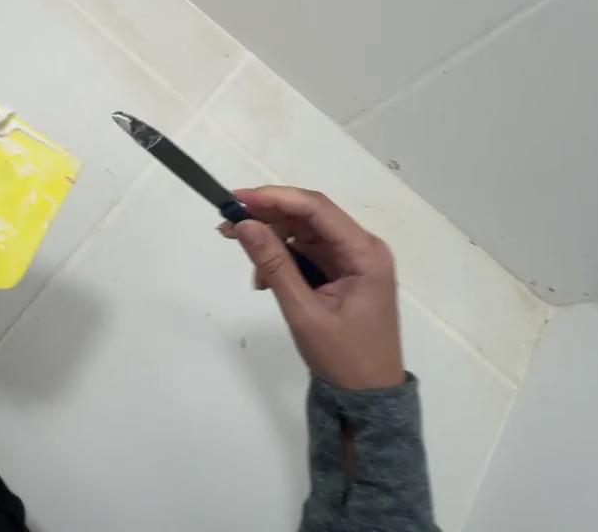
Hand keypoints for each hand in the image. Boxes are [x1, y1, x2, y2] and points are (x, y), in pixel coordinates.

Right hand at [228, 186, 404, 390]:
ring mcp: (352, 258)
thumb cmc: (344, 358)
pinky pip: (304, 249)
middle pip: (308, 215)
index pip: (317, 208)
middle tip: (229, 226)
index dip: (276, 198)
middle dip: (267, 217)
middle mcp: (362, 247)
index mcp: (365, 253)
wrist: (368, 399)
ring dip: (271, 239)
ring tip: (247, 262)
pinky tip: (264, 278)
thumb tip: (244, 224)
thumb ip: (274, 264)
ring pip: (302, 230)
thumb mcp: (304, 312)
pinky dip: (281, 257)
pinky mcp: (341, 270)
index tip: (238, 199)